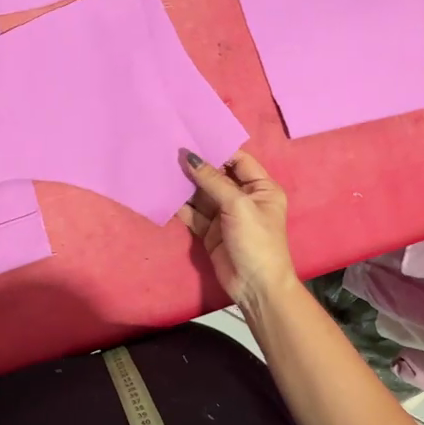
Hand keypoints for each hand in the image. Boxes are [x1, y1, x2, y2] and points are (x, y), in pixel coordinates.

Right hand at [175, 149, 297, 309]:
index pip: (238, 160)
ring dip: (185, 184)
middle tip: (170, 148)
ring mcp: (226, 215)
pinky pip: (193, 213)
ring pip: (202, 194)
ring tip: (162, 166)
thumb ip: (212, 180)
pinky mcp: (210, 231)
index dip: (216, 149)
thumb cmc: (256, 240)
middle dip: (196, 166)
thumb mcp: (237, 205)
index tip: (191, 137)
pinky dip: (180, 205)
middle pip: (217, 176)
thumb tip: (189, 156)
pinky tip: (164, 192)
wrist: (255, 287)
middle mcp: (244, 198)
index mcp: (261, 188)